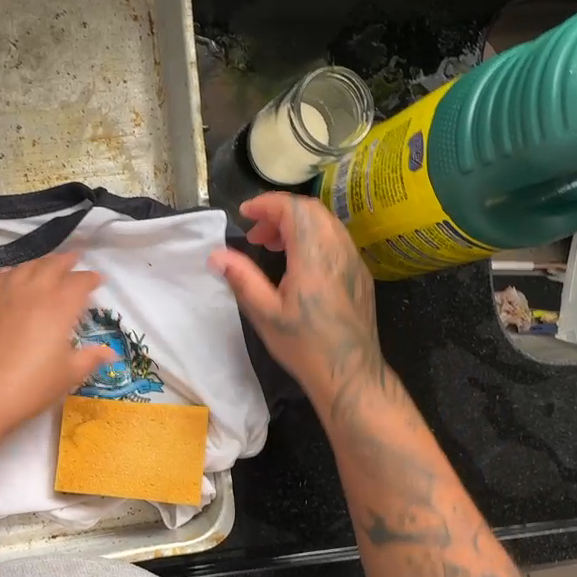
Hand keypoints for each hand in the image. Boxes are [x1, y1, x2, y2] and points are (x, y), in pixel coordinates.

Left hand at [0, 252, 113, 432]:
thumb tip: (111, 354)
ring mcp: (7, 295)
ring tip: (48, 264)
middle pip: (53, 265)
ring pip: (26, 266)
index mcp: (60, 307)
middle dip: (67, 260)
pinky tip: (14, 276)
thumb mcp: (69, 375)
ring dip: (41, 262)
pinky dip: (13, 272)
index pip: (79, 283)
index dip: (91, 279)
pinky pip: (2, 277)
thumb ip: (90, 358)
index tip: (98, 281)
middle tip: (76, 259)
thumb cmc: (33, 386)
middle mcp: (34, 293)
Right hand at [210, 192, 386, 405]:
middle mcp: (338, 249)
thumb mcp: (265, 313)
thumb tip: (217, 255)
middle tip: (256, 235)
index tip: (244, 214)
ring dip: (298, 225)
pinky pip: (336, 240)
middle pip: (311, 210)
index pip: (292, 209)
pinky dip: (314, 237)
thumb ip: (241, 278)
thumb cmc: (304, 345)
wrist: (349, 371)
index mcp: (313, 255)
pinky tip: (299, 264)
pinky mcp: (359, 273)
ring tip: (274, 248)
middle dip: (280, 213)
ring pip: (326, 223)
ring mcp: (353, 260)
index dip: (266, 204)